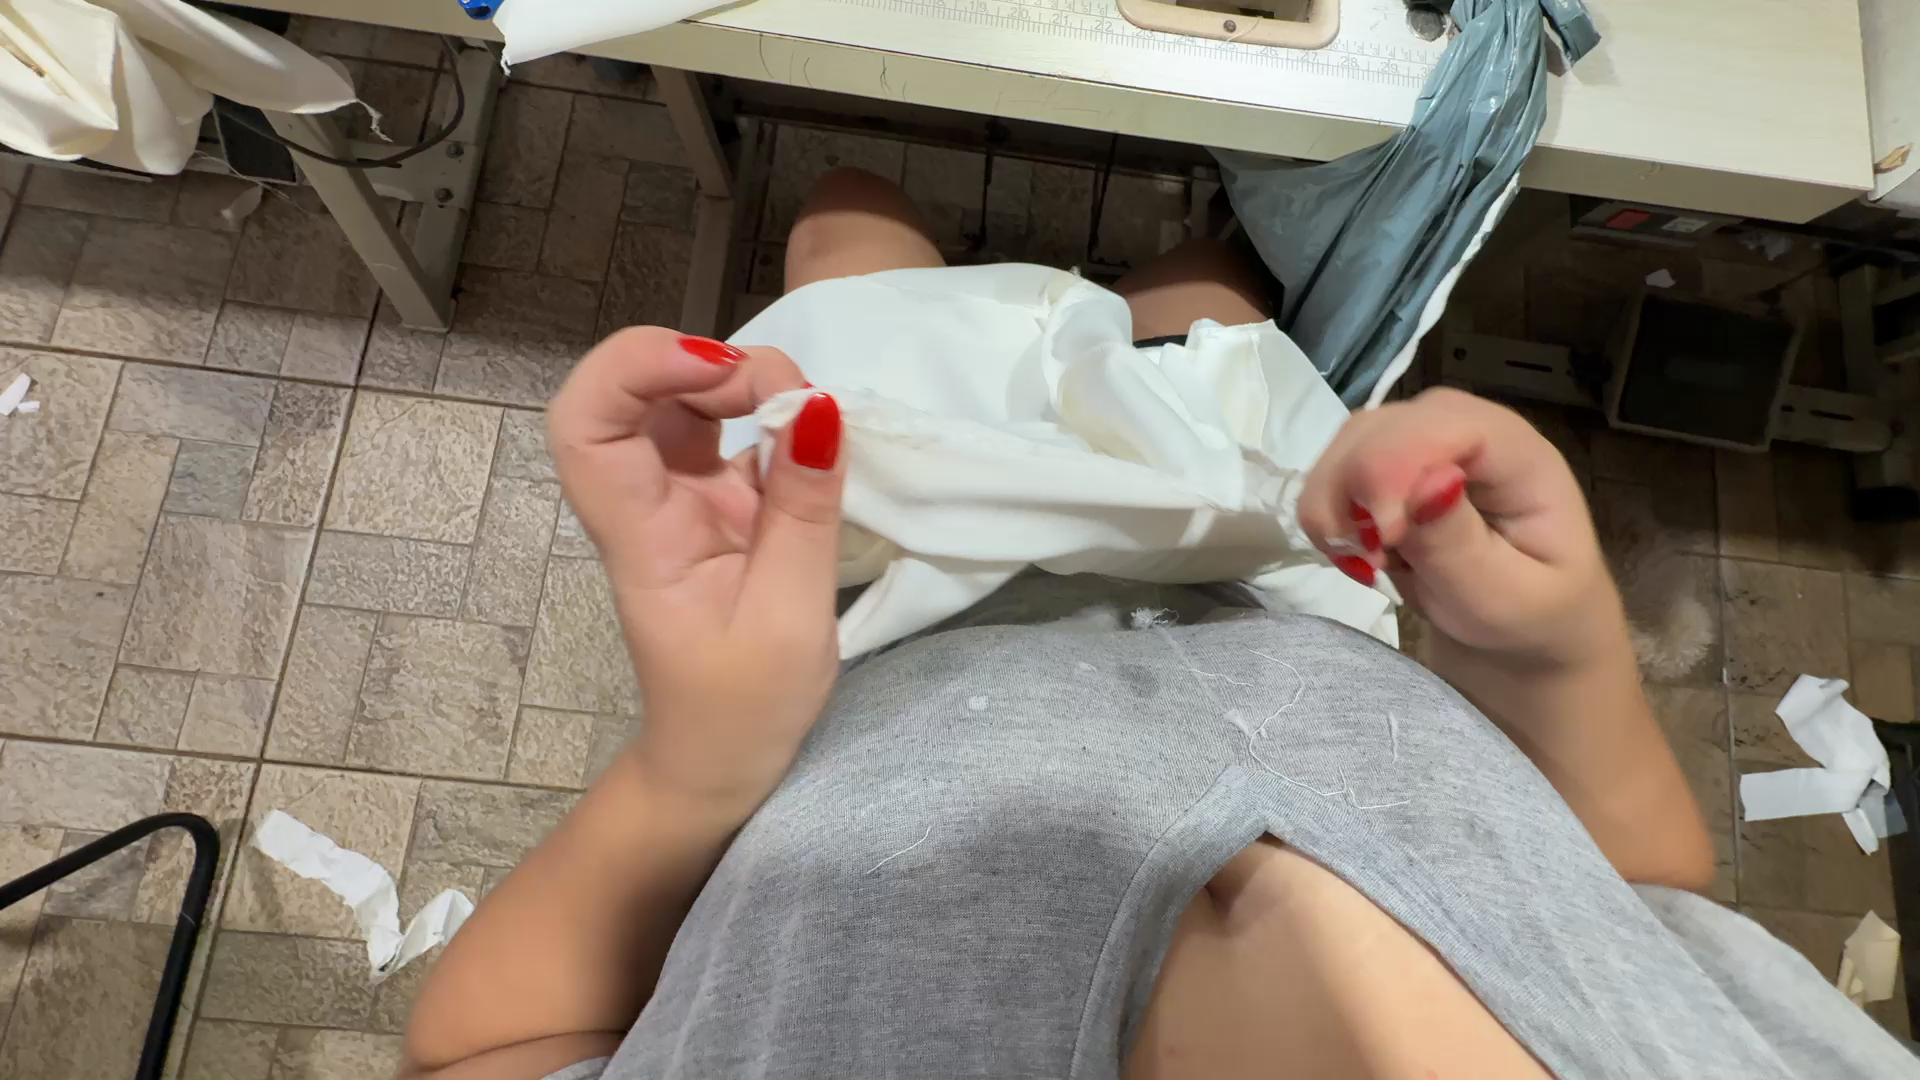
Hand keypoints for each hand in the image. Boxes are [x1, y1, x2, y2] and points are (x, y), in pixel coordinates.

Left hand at [547, 328, 845, 818]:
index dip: (635, 368)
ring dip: (748, 387)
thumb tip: (821, 409)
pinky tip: (813, 442)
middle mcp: (650, 503)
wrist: (721, 758)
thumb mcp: (789, 615)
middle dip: (712, 368)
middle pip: (639, 395)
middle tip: (792, 396)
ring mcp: (684, 502)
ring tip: (811, 412)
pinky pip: (737, 439)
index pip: (587, 425)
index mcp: (642, 535)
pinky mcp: (721, 510)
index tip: (719, 369)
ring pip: (689, 405)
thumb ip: (804, 512)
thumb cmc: (744, 708)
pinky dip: (777, 423)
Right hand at [1297, 387, 1623, 666]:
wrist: (1517, 631)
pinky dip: (1325, 516)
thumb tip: (1431, 480)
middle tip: (1369, 559)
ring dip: (1330, 507)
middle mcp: (1464, 435)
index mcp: (1519, 457)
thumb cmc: (1524, 616)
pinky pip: (1331, 473)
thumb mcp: (1505, 598)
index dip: (1393, 468)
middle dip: (1350, 491)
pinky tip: (1356, 551)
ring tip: (1363, 560)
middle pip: (1379, 428)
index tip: (1385, 538)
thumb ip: (1461, 544)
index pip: (1442, 423)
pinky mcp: (1385, 469)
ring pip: (1343, 446)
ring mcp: (1420, 447)